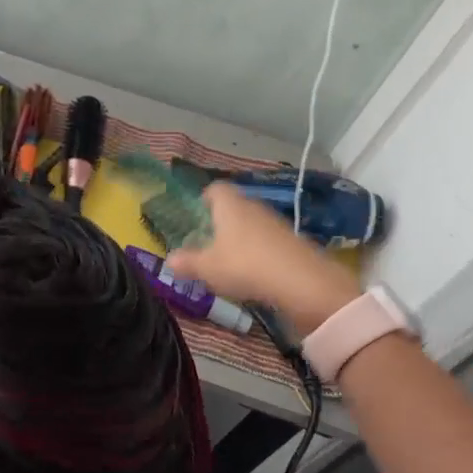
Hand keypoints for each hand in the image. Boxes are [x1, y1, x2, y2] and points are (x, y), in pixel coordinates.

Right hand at [166, 182, 360, 334]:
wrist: (303, 283)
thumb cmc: (245, 265)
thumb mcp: (207, 268)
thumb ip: (186, 263)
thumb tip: (169, 260)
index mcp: (229, 205)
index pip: (215, 189)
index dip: (204, 199)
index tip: (197, 214)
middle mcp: (253, 207)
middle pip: (234, 207)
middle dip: (222, 222)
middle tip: (209, 242)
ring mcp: (277, 224)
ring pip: (253, 225)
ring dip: (242, 239)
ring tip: (231, 262)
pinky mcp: (294, 243)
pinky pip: (269, 242)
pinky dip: (261, 253)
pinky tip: (256, 274)